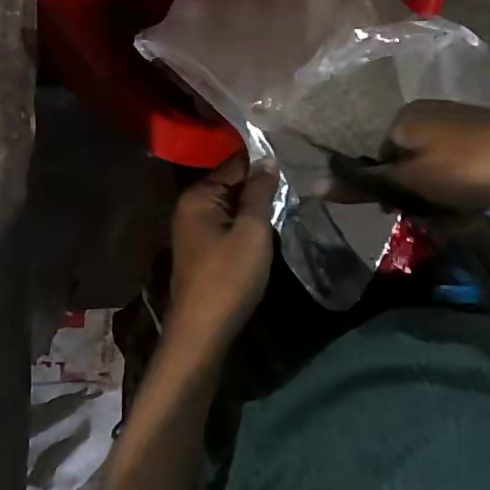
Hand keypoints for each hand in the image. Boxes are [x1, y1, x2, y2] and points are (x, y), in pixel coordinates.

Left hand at [168, 154, 276, 346]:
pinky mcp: (204, 248)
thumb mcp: (252, 230)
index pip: (235, 164)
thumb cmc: (229, 277)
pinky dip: (249, 222)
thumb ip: (259, 192)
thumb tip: (268, 160)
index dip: (264, 161)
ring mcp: (196, 229)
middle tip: (297, 180)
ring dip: (257, 204)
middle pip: (233, 183)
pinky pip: (230, 223)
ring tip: (290, 199)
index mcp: (198, 196)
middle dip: (261, 183)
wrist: (204, 331)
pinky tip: (271, 224)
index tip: (293, 159)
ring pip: (234, 205)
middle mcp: (192, 207)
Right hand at [336, 101, 489, 212]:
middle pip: (406, 166)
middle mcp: (428, 115)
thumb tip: (310, 184)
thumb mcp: (409, 181)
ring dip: (440, 203)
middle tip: (432, 219)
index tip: (400, 213)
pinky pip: (460, 172)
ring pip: (435, 174)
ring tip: (458, 219)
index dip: (384, 191)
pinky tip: (475, 211)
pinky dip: (462, 194)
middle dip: (415, 198)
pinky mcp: (486, 140)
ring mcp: (460, 126)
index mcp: (404, 118)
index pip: (376, 158)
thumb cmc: (463, 169)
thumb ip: (364, 184)